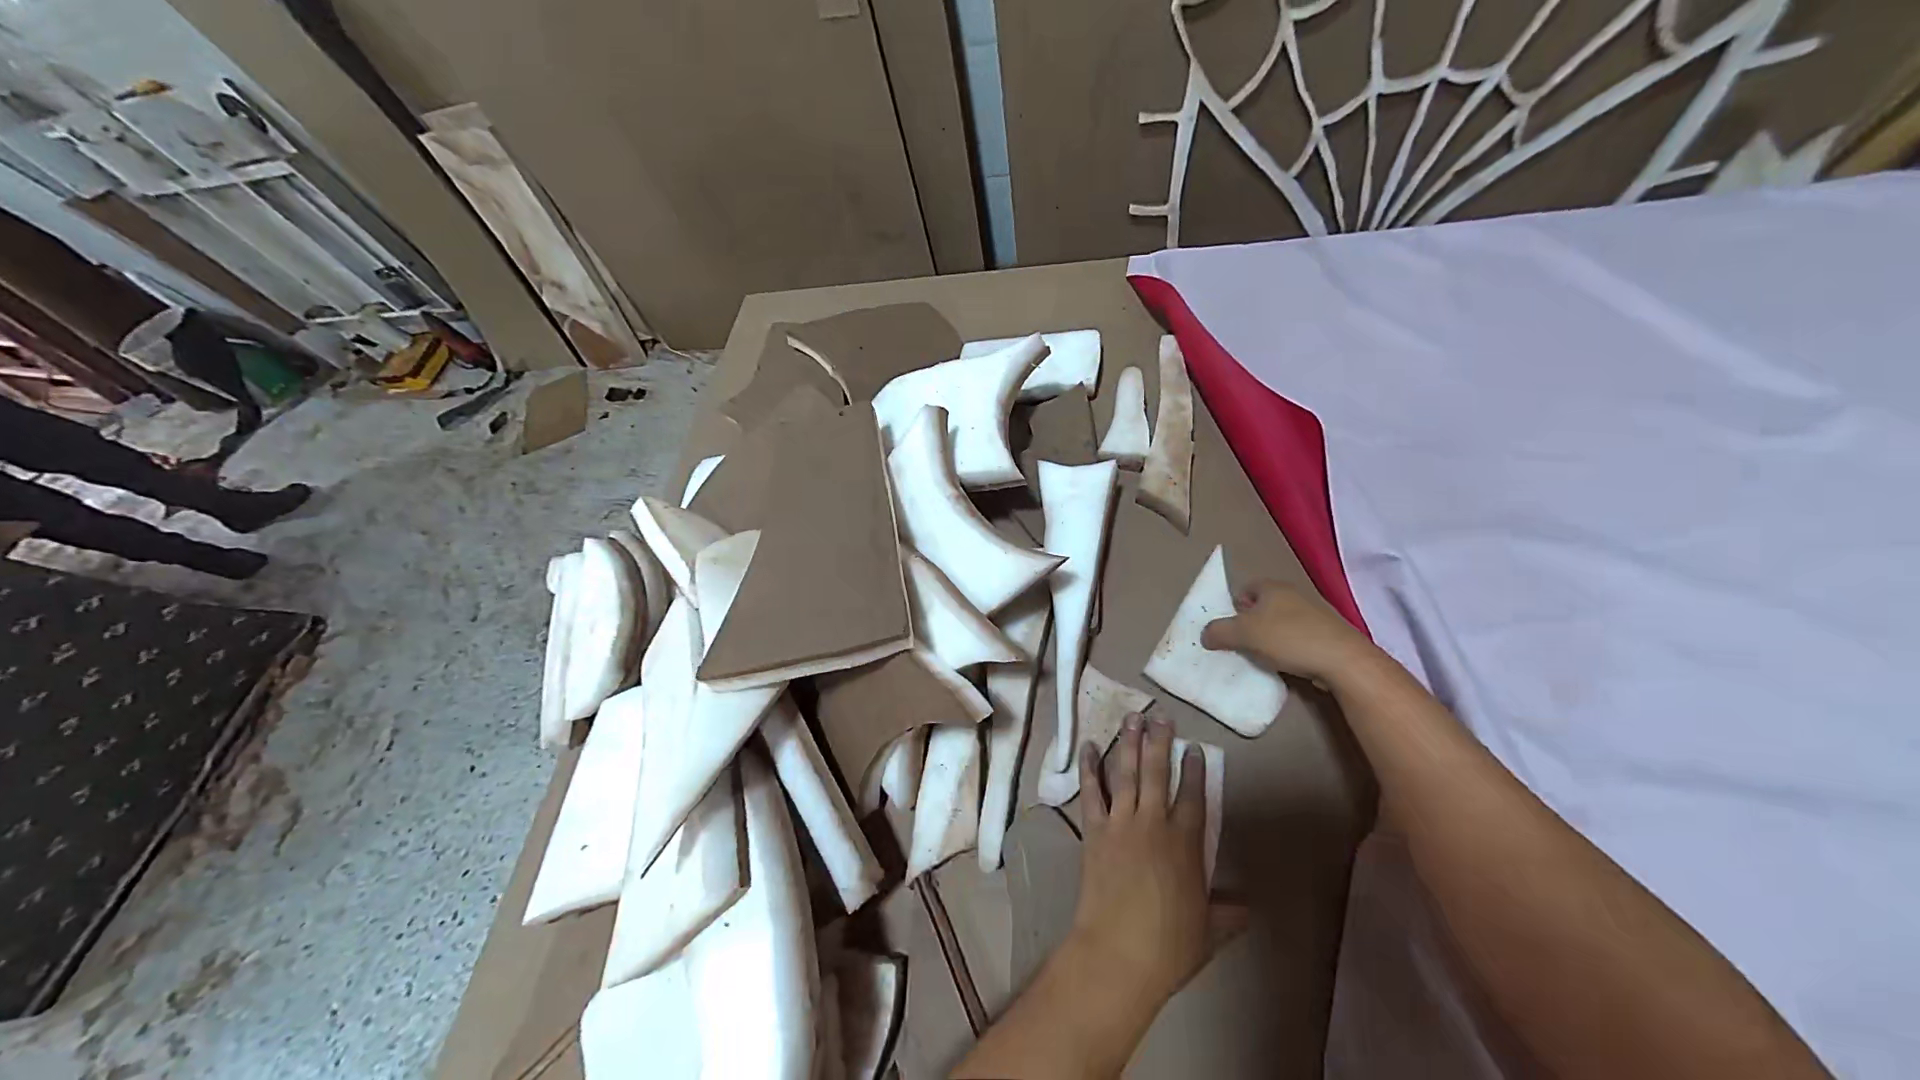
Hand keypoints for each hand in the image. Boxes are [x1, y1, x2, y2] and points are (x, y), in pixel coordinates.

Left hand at [1067, 714, 1215, 1006]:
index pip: (1193, 796)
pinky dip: (1089, 768)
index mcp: (1185, 843)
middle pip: (1157, 773)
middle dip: (1160, 742)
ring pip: (1125, 774)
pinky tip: (1087, 746)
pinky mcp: (1093, 832)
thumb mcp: (1209, 930)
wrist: (1118, 952)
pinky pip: (1091, 793)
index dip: (1195, 770)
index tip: (1194, 747)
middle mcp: (1153, 824)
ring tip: (1131, 718)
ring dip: (1128, 743)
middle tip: (1160, 716)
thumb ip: (1228, 912)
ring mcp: (1120, 824)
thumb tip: (1248, 907)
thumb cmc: (1169, 945)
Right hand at [1200, 579, 1371, 683]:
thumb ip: (1219, 632)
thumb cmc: (1287, 638)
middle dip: (1252, 622)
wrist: (1342, 660)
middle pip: (1265, 605)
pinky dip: (1291, 648)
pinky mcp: (1330, 635)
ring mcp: (1316, 614)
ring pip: (1283, 622)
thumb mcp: (1243, 634)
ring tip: (1264, 656)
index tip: (1230, 626)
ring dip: (1272, 636)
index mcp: (1273, 587)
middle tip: (1242, 643)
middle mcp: (1295, 595)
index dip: (1235, 605)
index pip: (1246, 588)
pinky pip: (1300, 637)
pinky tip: (1289, 663)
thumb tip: (1206, 634)